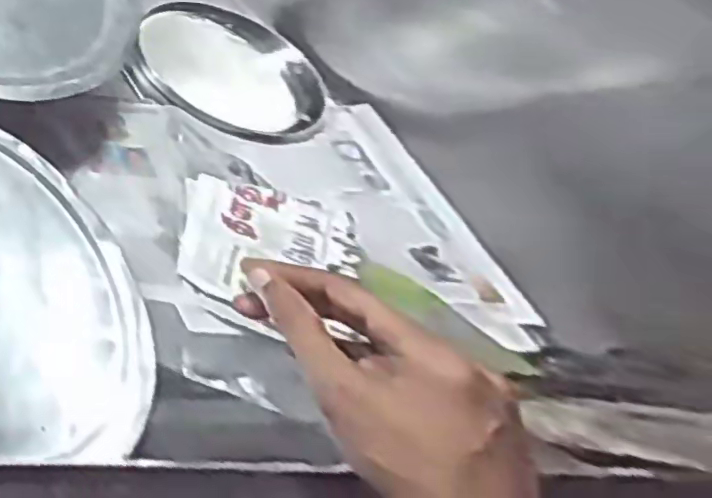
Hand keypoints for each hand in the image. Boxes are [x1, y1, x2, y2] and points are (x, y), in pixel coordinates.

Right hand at [236, 260, 537, 497]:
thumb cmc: (398, 459)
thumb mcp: (338, 389)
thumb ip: (299, 327)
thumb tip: (264, 277)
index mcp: (434, 349)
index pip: (349, 292)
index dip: (294, 277)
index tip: (250, 272)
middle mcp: (465, 360)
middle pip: (370, 315)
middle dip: (309, 305)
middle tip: (257, 301)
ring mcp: (479, 389)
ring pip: (389, 342)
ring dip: (337, 332)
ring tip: (291, 330)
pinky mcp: (481, 415)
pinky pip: (408, 367)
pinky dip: (367, 358)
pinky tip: (342, 365)